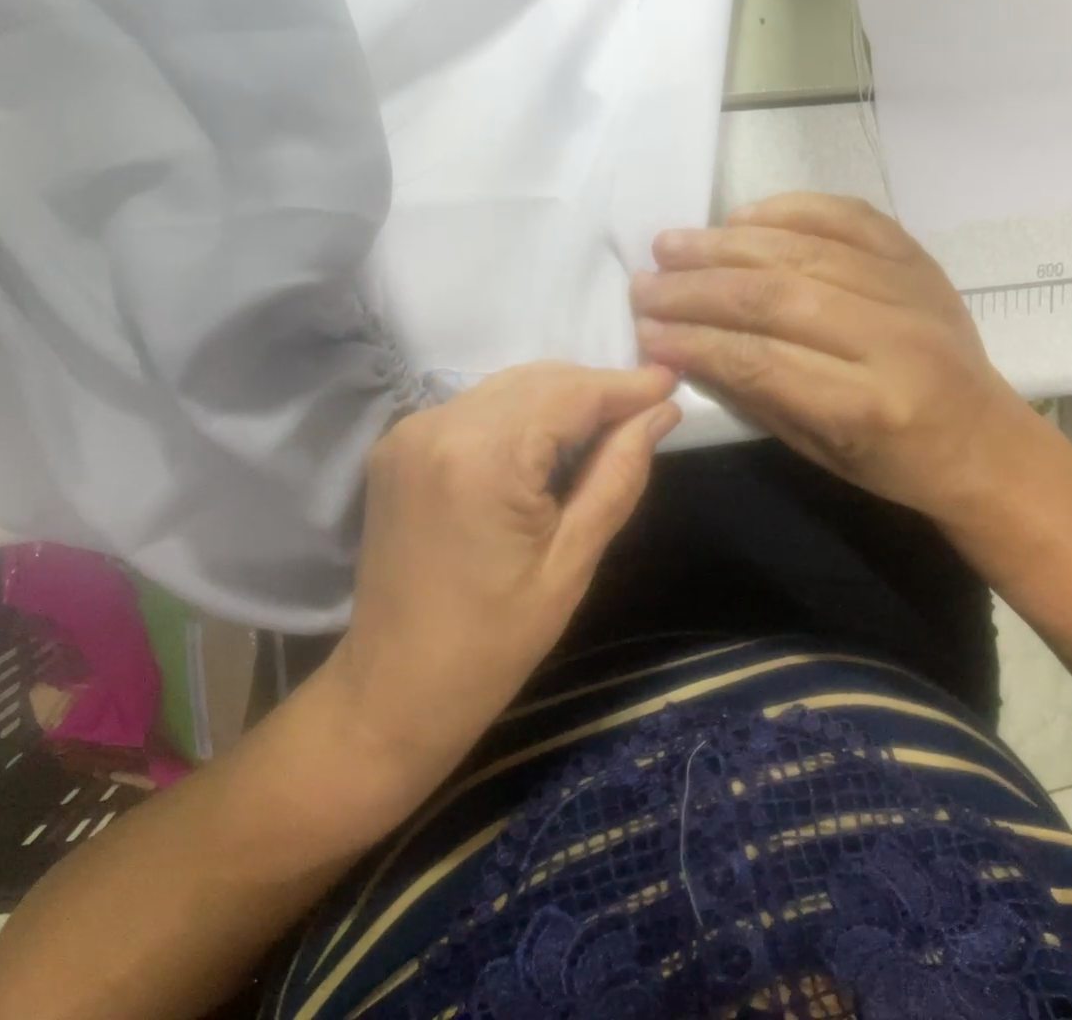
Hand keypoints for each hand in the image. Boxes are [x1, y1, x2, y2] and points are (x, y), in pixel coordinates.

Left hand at [323, 361, 679, 794]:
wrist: (396, 689)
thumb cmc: (495, 643)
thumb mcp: (572, 564)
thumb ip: (618, 476)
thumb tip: (661, 414)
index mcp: (482, 456)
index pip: (570, 394)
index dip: (626, 385)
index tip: (674, 381)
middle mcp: (437, 426)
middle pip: (536, 381)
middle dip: (595, 390)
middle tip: (649, 409)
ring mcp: (408, 435)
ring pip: (504, 390)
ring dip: (559, 400)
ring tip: (609, 428)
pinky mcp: (396, 451)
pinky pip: (473, 412)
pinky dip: (519, 417)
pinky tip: (550, 444)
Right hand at [631, 193, 1030, 519]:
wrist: (984, 441)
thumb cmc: (895, 465)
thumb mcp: (818, 452)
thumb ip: (755, 396)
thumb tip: (686, 349)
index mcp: (865, 405)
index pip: (759, 359)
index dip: (695, 342)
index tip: (646, 332)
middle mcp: (889, 339)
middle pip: (774, 297)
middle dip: (698, 289)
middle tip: (645, 284)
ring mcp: (909, 291)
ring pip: (802, 251)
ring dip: (726, 245)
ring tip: (672, 245)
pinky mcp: (918, 260)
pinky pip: (848, 217)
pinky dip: (790, 210)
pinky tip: (741, 217)